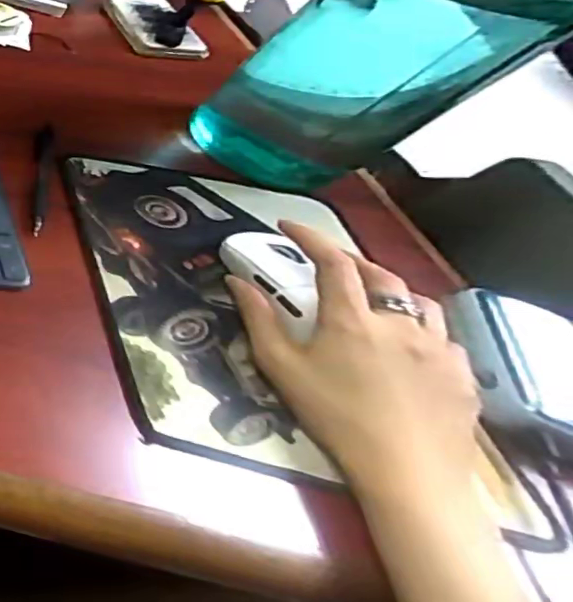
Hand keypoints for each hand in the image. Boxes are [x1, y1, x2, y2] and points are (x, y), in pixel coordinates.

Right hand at [225, 221, 480, 499]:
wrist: (407, 472)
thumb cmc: (332, 413)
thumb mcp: (278, 365)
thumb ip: (258, 318)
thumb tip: (238, 281)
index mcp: (351, 320)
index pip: (333, 263)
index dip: (310, 238)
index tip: (287, 227)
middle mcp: (399, 326)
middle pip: (382, 276)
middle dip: (351, 260)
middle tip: (327, 260)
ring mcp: (438, 351)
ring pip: (421, 302)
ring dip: (392, 290)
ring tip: (371, 296)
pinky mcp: (461, 376)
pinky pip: (443, 336)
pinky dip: (419, 324)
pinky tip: (404, 340)